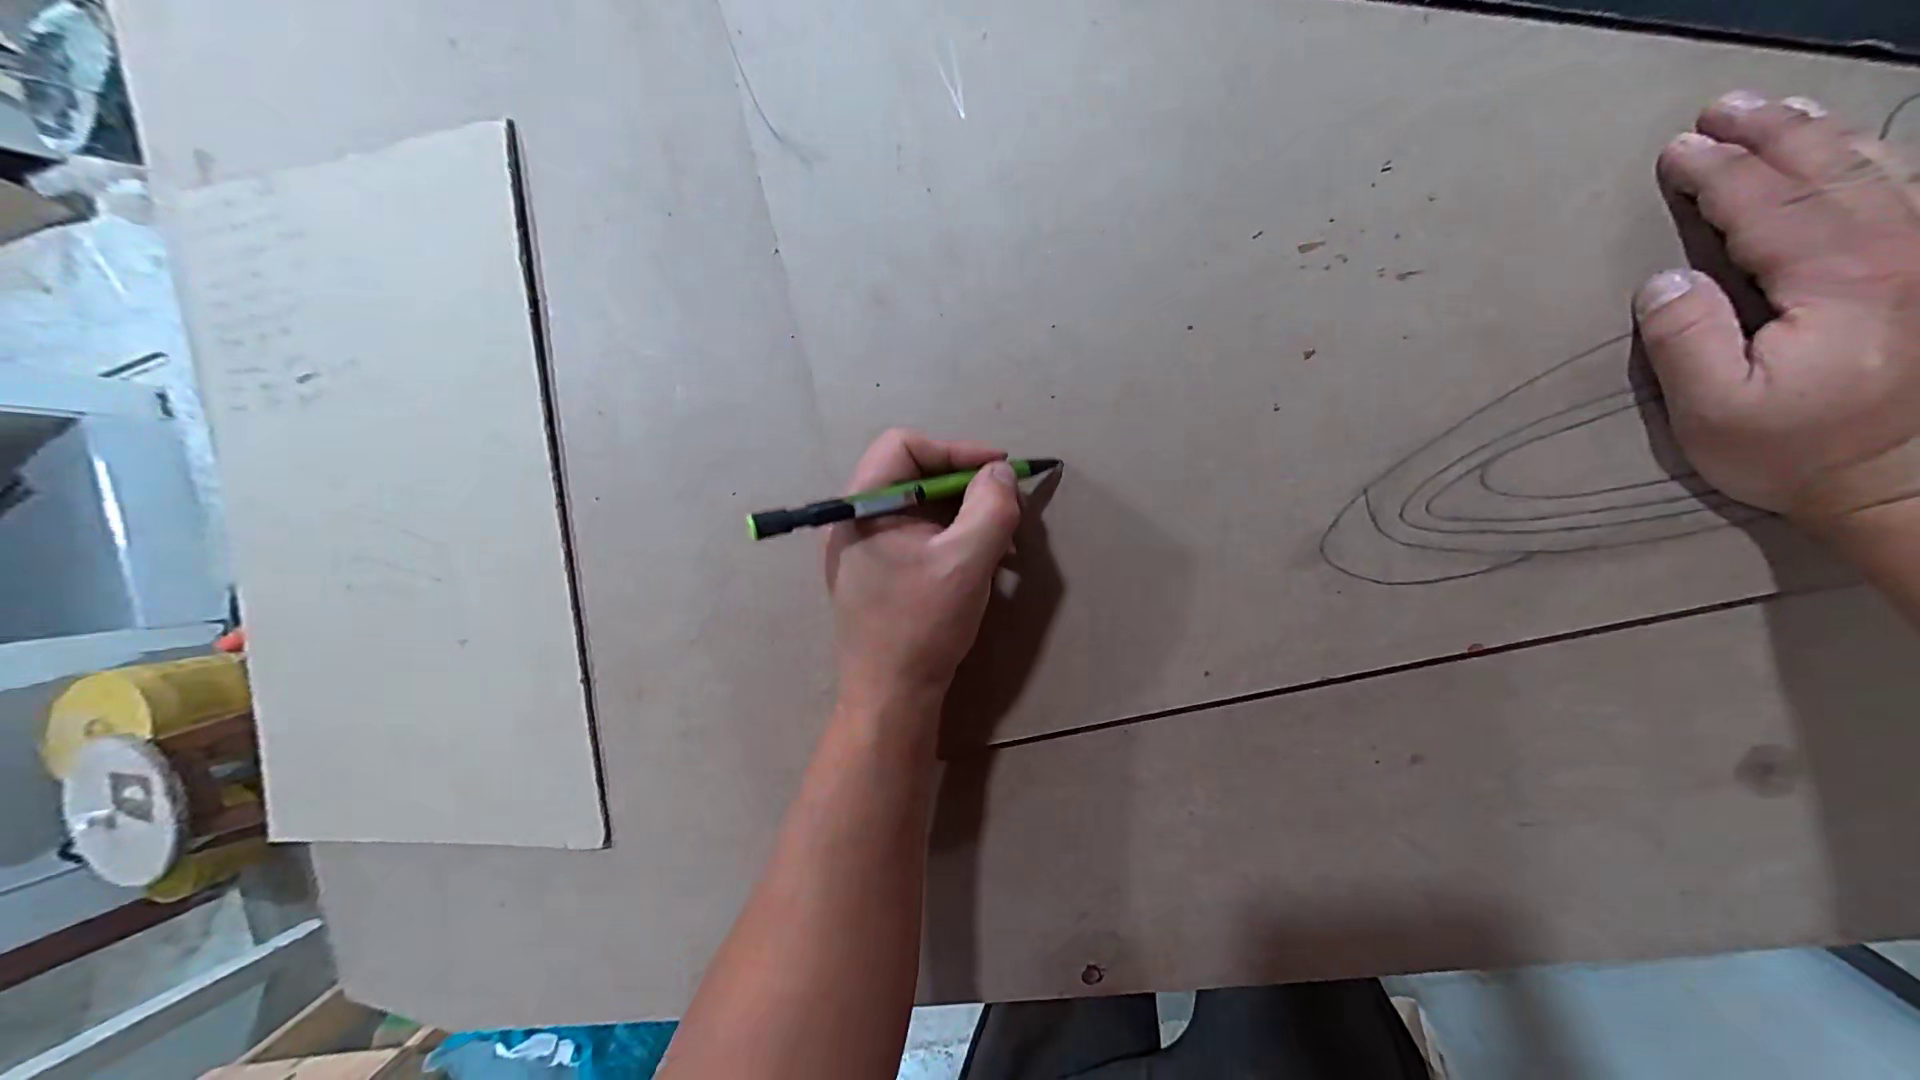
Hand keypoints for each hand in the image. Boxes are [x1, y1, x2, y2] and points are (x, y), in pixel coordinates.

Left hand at [824, 429, 1022, 712]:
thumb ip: (992, 508)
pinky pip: (917, 532)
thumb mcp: (967, 562)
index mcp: (861, 507)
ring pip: (920, 504)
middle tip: (1005, 507)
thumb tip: (1000, 473)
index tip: (999, 471)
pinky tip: (982, 559)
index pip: (905, 446)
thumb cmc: (923, 626)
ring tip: (1001, 540)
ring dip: (964, 513)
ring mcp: (862, 544)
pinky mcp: (877, 567)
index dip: (956, 450)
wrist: (891, 695)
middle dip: (965, 484)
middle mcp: (854, 518)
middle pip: (914, 472)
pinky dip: (952, 535)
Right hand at [1638, 90, 1919, 525]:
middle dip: (1772, 136)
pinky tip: (1843, 152)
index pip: (1769, 208)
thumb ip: (1685, 341)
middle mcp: (1900, 252)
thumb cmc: (1789, 450)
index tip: (1675, 150)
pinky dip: (1866, 162)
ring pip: (1875, 173)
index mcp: (1842, 282)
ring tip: (1777, 112)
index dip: (1720, 174)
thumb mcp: (1713, 409)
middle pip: (1830, 174)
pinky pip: (1902, 193)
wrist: (1895, 481)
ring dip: (1818, 138)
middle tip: (1723, 106)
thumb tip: (1663, 282)